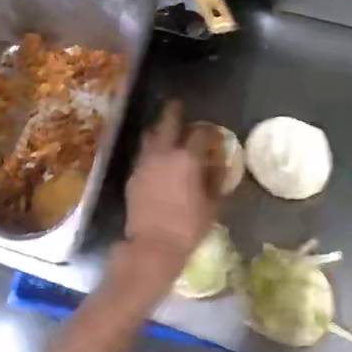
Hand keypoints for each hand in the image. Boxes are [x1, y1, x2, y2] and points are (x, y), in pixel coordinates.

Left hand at [109, 100, 217, 297]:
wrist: (152, 245)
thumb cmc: (188, 227)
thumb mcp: (212, 205)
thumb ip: (216, 180)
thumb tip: (218, 164)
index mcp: (187, 158)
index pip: (200, 134)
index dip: (208, 131)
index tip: (212, 132)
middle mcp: (163, 154)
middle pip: (167, 123)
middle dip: (174, 112)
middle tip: (178, 105)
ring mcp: (144, 163)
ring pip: (149, 136)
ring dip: (158, 129)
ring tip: (165, 130)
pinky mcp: (133, 175)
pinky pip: (142, 154)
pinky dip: (150, 150)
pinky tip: (156, 157)